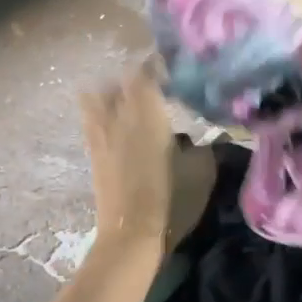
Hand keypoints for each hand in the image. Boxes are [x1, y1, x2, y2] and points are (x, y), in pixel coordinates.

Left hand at [79, 66, 213, 254]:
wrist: (131, 235)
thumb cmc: (172, 201)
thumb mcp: (202, 171)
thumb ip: (206, 145)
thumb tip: (210, 132)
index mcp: (148, 112)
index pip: (149, 71)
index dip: (162, 66)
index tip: (179, 71)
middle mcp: (120, 114)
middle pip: (124, 78)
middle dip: (141, 75)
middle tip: (162, 83)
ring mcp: (101, 131)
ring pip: (100, 92)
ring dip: (117, 89)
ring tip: (136, 98)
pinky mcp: (93, 149)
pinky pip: (92, 114)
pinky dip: (104, 107)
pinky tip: (121, 119)